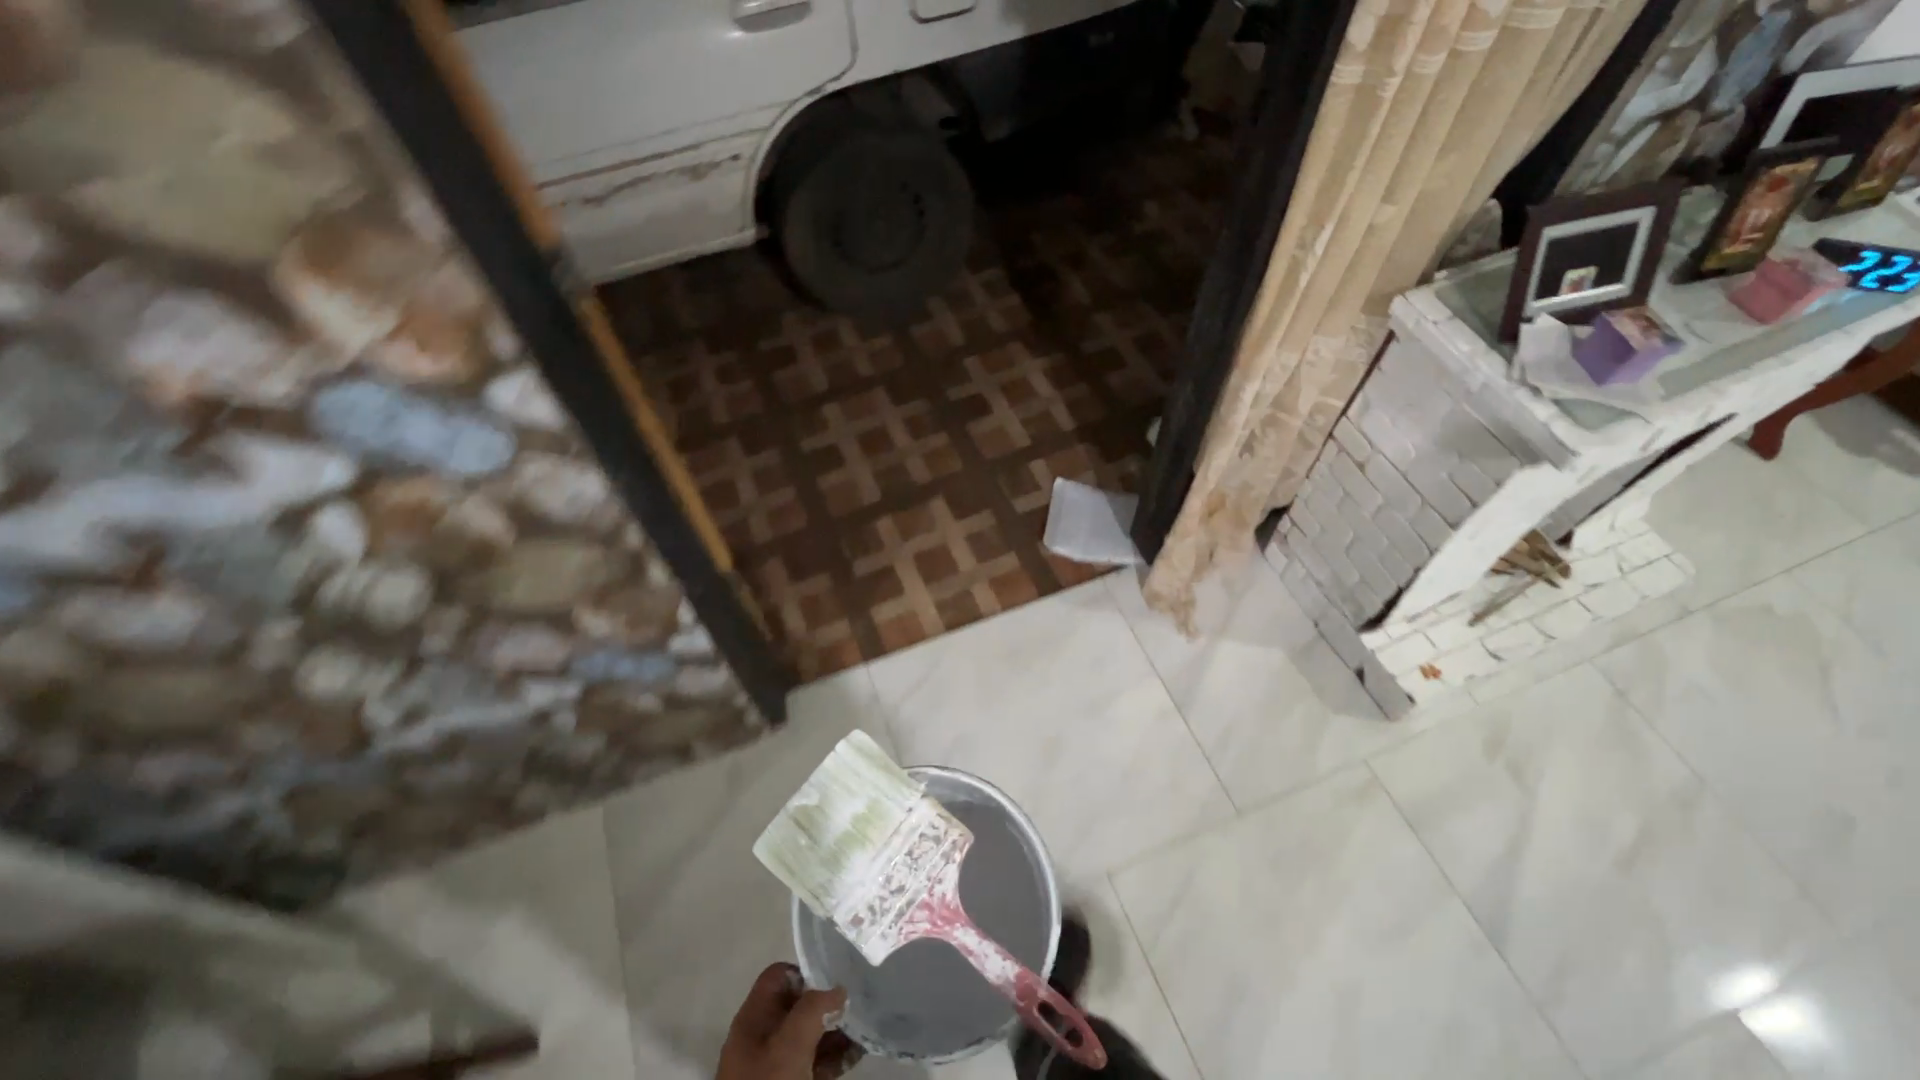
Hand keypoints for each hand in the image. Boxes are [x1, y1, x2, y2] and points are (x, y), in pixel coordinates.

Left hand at [716, 963, 862, 1079]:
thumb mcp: (788, 1046)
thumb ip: (812, 1010)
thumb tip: (838, 988)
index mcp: (755, 1018)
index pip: (779, 977)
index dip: (807, 973)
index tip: (837, 980)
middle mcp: (766, 1036)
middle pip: (800, 1006)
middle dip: (830, 1004)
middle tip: (862, 1003)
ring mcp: (779, 1064)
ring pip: (812, 1035)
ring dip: (840, 1031)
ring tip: (868, 1027)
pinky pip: (818, 1062)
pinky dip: (838, 1056)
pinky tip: (860, 1052)